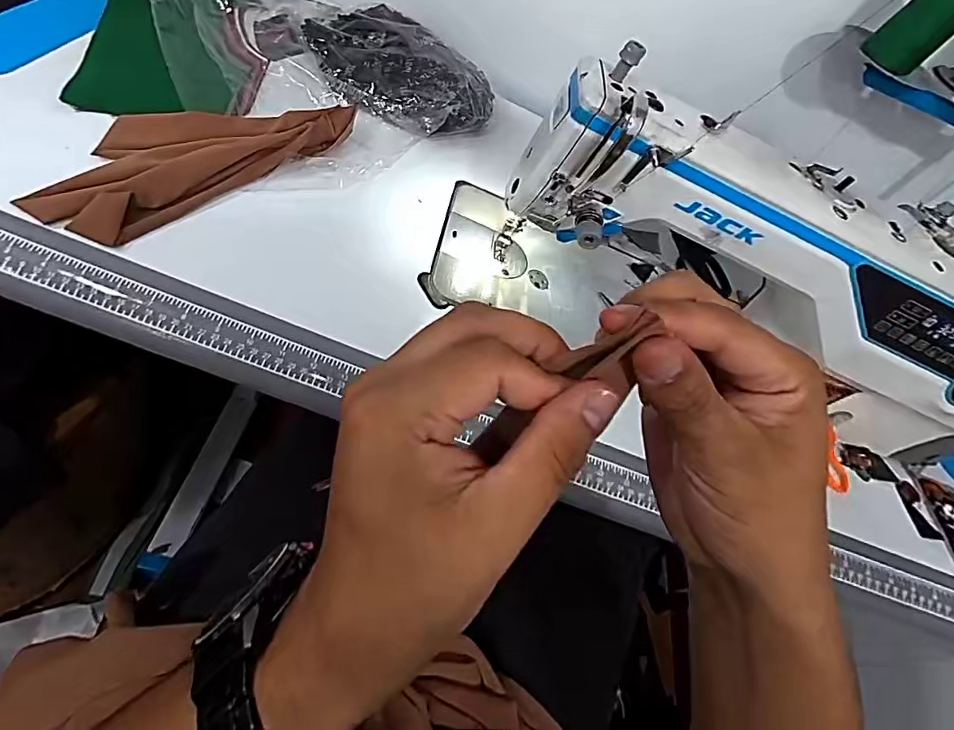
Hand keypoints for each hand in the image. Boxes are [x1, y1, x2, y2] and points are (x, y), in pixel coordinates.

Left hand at [256, 303, 627, 729]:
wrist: (353, 628)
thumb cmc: (412, 591)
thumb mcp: (499, 525)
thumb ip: (554, 449)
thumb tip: (599, 394)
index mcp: (396, 409)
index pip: (490, 357)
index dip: (547, 378)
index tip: (585, 408)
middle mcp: (381, 384)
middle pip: (472, 325)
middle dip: (533, 346)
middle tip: (576, 388)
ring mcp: (381, 390)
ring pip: (461, 334)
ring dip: (514, 354)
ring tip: (553, 400)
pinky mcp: (390, 402)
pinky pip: (448, 360)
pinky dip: (491, 371)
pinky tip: (519, 408)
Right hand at [601, 272, 829, 595]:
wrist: (743, 571)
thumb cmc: (759, 522)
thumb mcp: (727, 458)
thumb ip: (689, 397)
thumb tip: (652, 344)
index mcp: (780, 370)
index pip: (719, 323)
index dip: (667, 318)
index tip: (617, 322)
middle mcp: (750, 360)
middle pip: (697, 307)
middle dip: (652, 312)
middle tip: (609, 332)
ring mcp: (715, 372)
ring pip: (672, 323)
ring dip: (637, 328)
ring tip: (604, 346)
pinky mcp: (684, 387)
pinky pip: (654, 352)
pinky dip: (630, 352)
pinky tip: (610, 362)